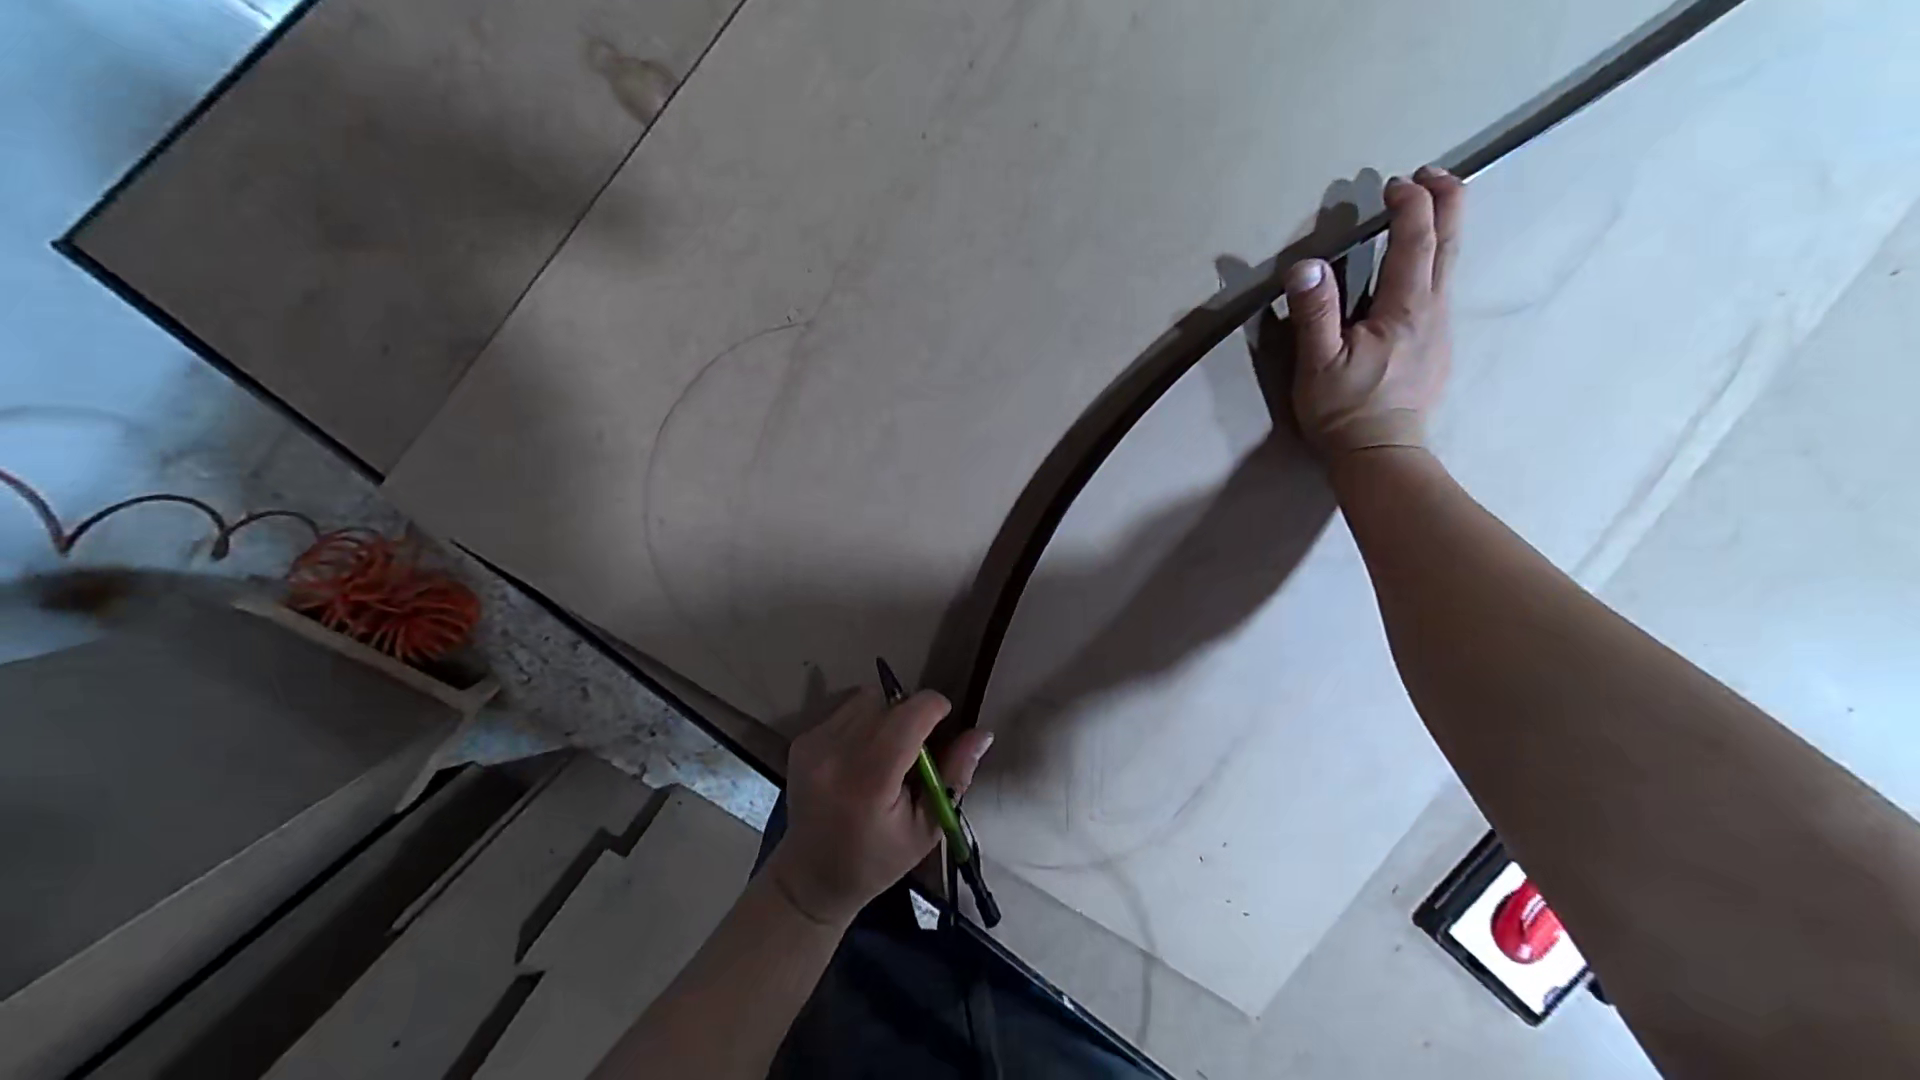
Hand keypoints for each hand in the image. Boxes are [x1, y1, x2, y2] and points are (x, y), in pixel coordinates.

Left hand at [765, 687, 993, 927]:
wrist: (811, 876)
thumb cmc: (876, 861)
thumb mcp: (927, 829)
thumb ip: (955, 777)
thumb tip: (983, 733)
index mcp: (868, 780)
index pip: (909, 715)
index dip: (935, 709)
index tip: (944, 725)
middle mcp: (836, 753)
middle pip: (891, 702)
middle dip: (911, 717)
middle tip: (914, 752)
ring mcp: (814, 744)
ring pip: (867, 698)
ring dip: (886, 714)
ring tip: (886, 752)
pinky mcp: (802, 740)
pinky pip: (845, 709)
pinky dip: (863, 721)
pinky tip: (862, 755)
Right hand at [1284, 166, 1464, 455]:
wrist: (1381, 453)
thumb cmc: (1345, 410)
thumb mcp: (1318, 363)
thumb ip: (1315, 312)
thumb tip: (1305, 265)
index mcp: (1405, 308)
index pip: (1414, 240)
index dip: (1408, 206)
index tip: (1393, 183)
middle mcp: (1433, 309)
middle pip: (1449, 242)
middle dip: (1445, 201)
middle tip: (1433, 174)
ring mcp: (1441, 328)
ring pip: (1451, 264)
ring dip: (1443, 228)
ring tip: (1430, 208)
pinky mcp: (1437, 347)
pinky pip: (1443, 288)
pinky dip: (1437, 260)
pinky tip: (1420, 269)